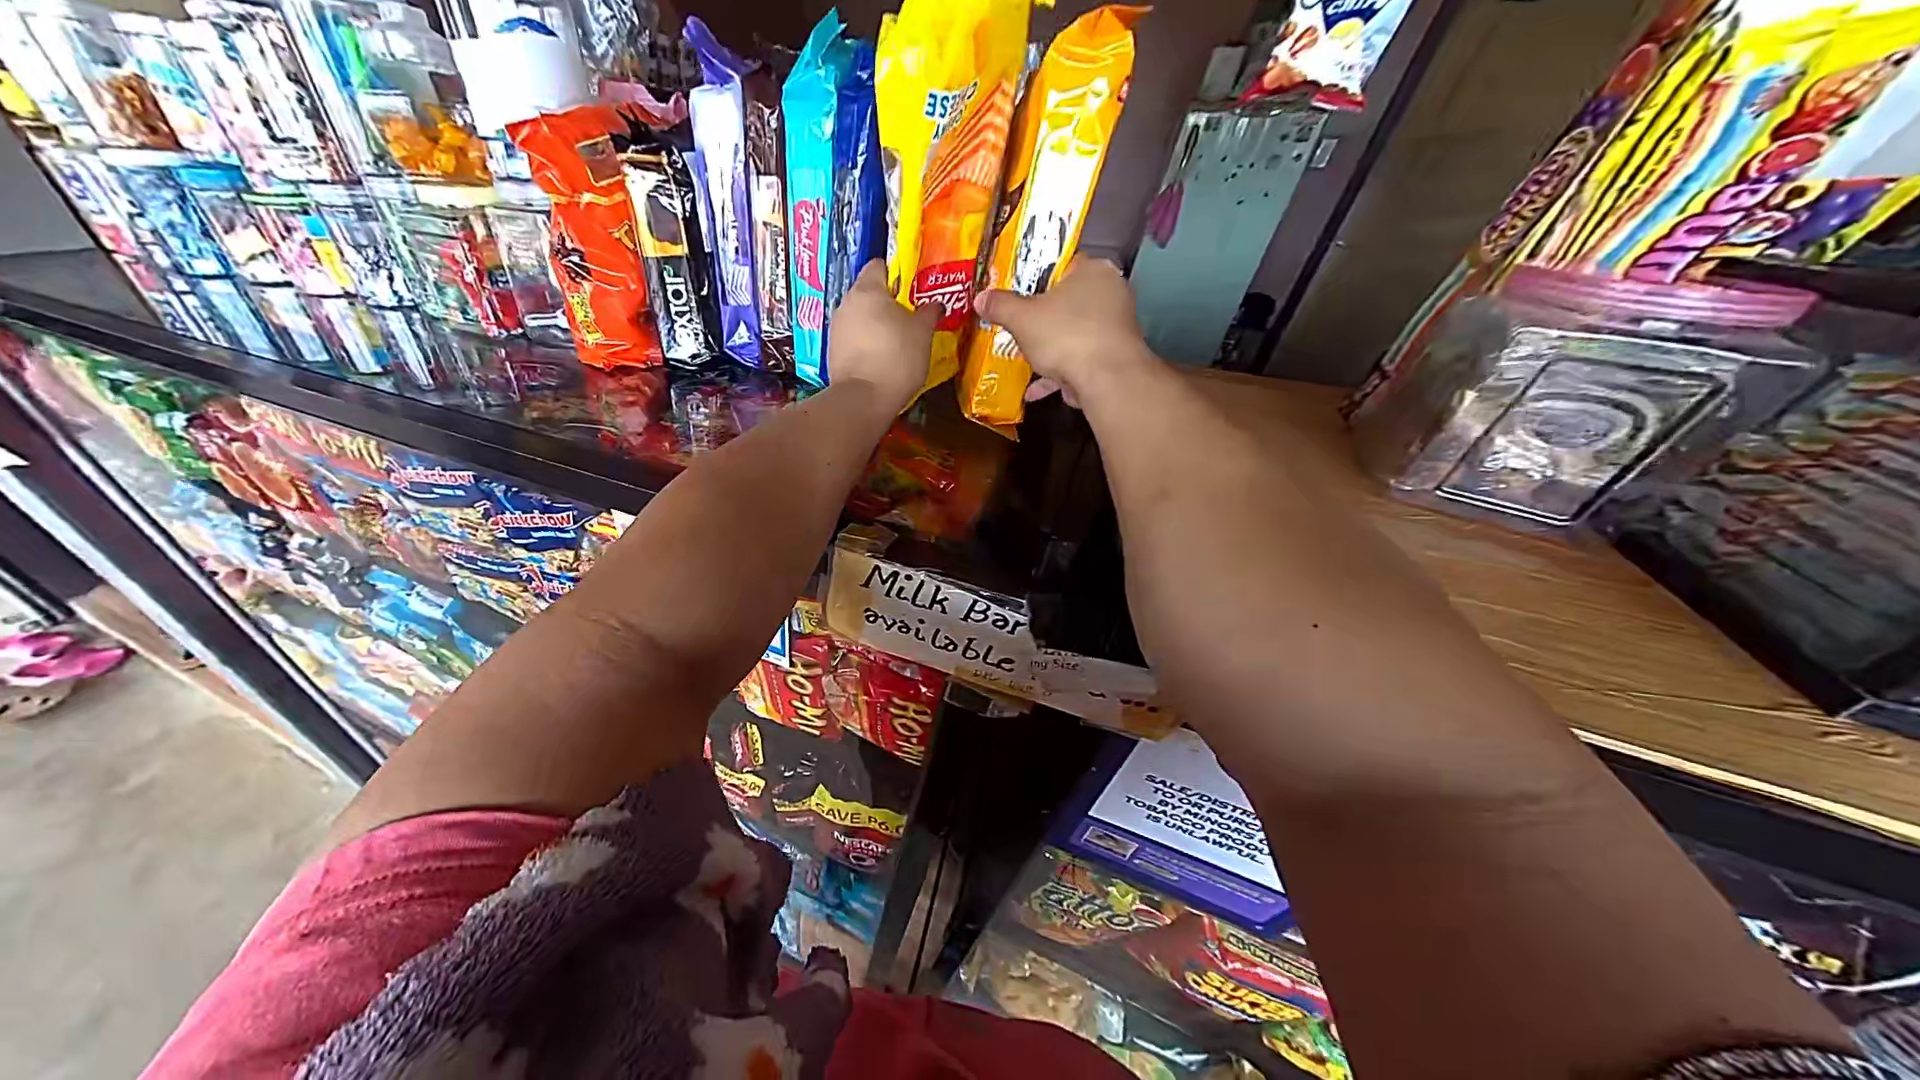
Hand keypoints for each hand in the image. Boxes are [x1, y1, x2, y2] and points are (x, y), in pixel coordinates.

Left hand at [828, 260, 937, 409]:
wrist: (864, 399)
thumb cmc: (897, 357)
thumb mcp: (923, 333)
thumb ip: (929, 312)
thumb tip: (935, 303)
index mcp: (868, 289)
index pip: (879, 265)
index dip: (896, 273)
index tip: (911, 288)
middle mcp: (846, 303)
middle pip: (868, 292)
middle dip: (886, 302)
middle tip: (908, 317)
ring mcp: (836, 328)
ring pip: (859, 317)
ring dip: (875, 324)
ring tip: (896, 341)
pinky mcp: (832, 352)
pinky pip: (853, 339)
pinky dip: (866, 344)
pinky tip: (881, 359)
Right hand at [973, 256, 1158, 405]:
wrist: (1107, 380)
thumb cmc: (1066, 335)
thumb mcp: (1022, 318)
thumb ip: (1000, 306)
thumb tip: (980, 297)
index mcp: (1094, 270)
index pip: (1063, 263)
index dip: (1036, 276)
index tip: (1016, 291)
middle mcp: (1111, 294)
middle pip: (1068, 301)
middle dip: (1041, 318)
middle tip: (1017, 326)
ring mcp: (1115, 328)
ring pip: (1073, 334)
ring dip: (1049, 350)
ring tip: (1023, 359)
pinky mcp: (1114, 359)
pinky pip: (1080, 360)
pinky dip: (1059, 373)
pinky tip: (1034, 391)